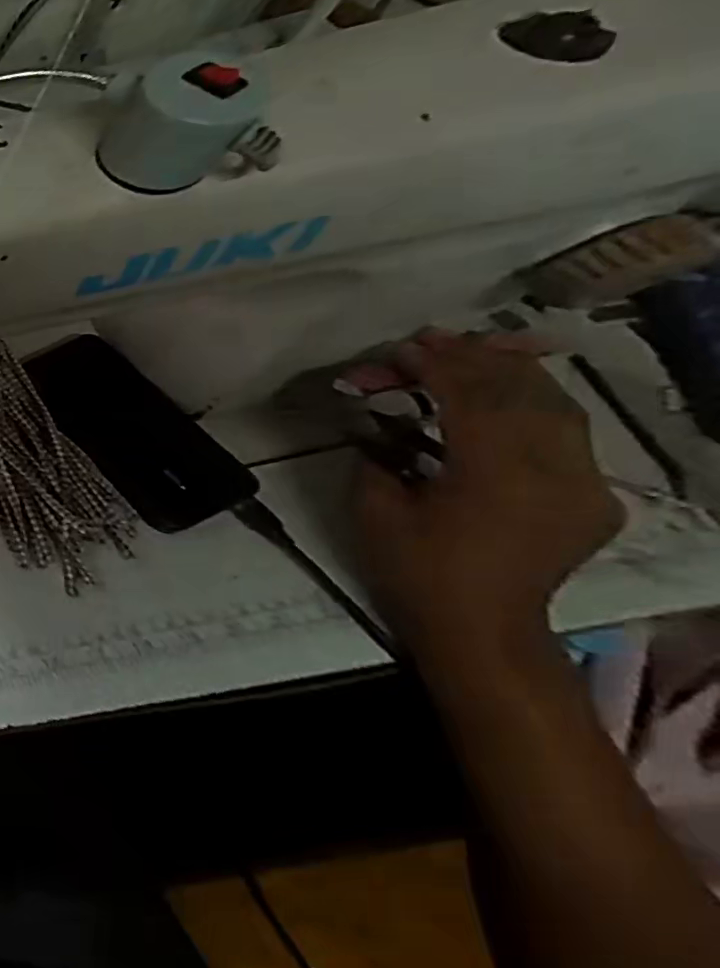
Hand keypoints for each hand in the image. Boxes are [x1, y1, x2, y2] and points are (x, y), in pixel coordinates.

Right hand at [353, 331, 624, 652]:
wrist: (482, 627)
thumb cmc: (417, 571)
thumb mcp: (376, 513)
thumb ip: (379, 461)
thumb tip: (380, 430)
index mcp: (496, 475)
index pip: (473, 399)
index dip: (436, 367)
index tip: (401, 349)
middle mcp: (555, 471)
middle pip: (522, 393)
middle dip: (473, 359)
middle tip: (428, 340)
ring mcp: (584, 483)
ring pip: (556, 406)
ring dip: (508, 374)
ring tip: (467, 353)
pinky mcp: (591, 495)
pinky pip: (567, 434)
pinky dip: (533, 404)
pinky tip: (504, 394)